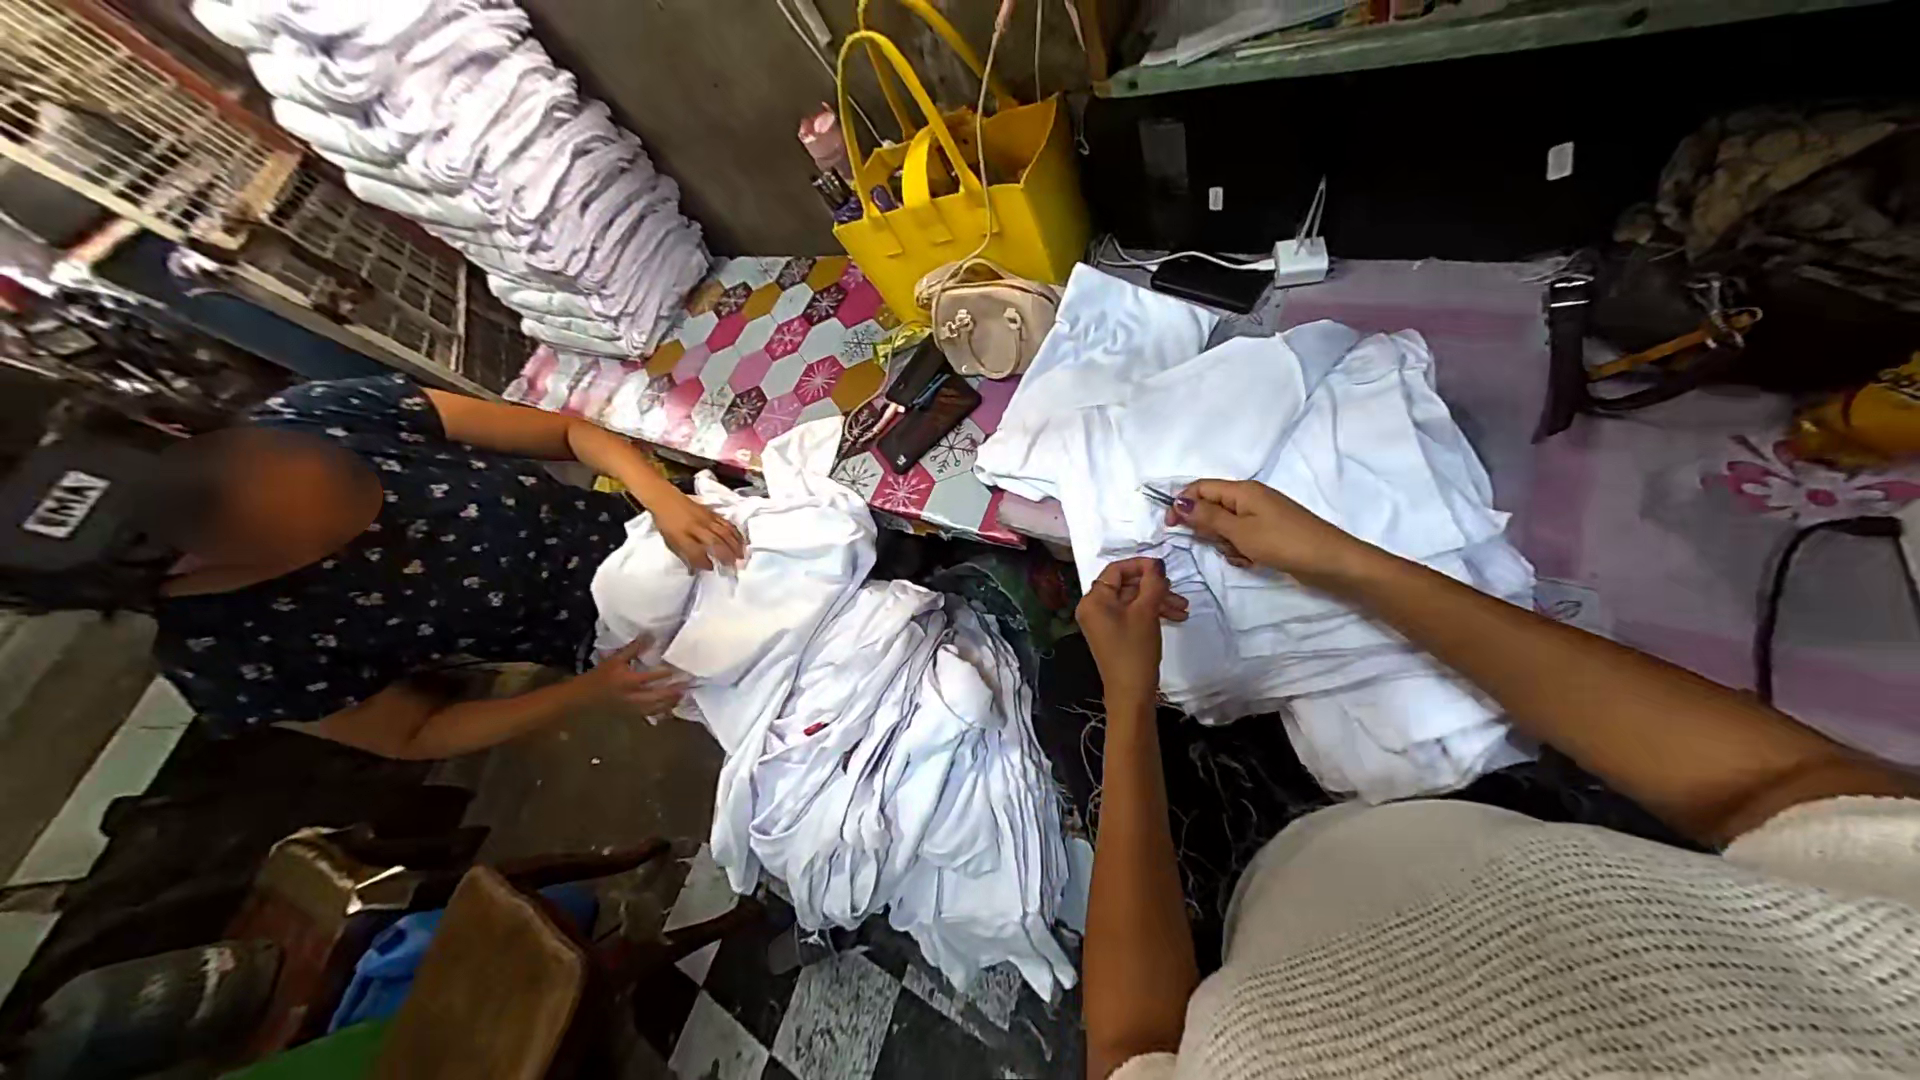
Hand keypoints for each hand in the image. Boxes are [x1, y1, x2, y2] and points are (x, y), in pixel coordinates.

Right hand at [569, 637, 685, 715]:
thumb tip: (650, 635)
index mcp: (629, 681)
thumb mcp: (615, 659)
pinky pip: (651, 714)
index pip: (652, 677)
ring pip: (657, 707)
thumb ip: (634, 649)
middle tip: (690, 685)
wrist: (583, 697)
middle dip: (675, 691)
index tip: (682, 668)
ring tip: (684, 695)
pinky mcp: (633, 714)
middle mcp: (633, 696)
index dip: (668, 673)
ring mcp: (633, 707)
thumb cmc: (600, 676)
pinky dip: (663, 711)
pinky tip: (671, 708)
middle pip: (659, 695)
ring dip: (672, 702)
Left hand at [653, 492, 745, 570]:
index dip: (704, 562)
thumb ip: (685, 556)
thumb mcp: (670, 543)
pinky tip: (742, 541)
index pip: (695, 552)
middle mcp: (696, 528)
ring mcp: (706, 520)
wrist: (666, 500)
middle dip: (726, 555)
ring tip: (742, 556)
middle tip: (735, 566)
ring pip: (724, 533)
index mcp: (682, 537)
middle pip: (715, 542)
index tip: (712, 569)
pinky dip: (736, 534)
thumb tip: (695, 571)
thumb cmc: (667, 524)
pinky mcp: (713, 514)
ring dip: (735, 546)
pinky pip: (727, 524)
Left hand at [1076, 557, 1186, 703]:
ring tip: (1183, 609)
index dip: (1141, 565)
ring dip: (1158, 601)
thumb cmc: (1135, 649)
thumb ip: (1152, 583)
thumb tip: (1156, 564)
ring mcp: (1103, 621)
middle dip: (1154, 587)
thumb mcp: (1146, 612)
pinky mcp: (1113, 632)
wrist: (1131, 692)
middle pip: (1126, 585)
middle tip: (1177, 593)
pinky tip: (1176, 617)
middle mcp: (1093, 607)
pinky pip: (1132, 614)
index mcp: (1093, 599)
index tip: (1164, 569)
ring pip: (1132, 600)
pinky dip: (1151, 613)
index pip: (1116, 570)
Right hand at [1169, 479, 1370, 582]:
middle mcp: (1249, 498)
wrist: (1331, 562)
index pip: (1200, 488)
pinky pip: (1240, 538)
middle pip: (1210, 508)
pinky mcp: (1267, 533)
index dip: (1181, 504)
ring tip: (1242, 555)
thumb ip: (1207, 516)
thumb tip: (1178, 502)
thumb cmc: (1283, 543)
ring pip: (1224, 527)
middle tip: (1222, 544)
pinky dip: (1240, 550)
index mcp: (1242, 490)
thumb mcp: (1239, 531)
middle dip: (1208, 529)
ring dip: (1225, 543)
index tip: (1170, 527)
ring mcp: (1260, 516)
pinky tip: (1252, 560)